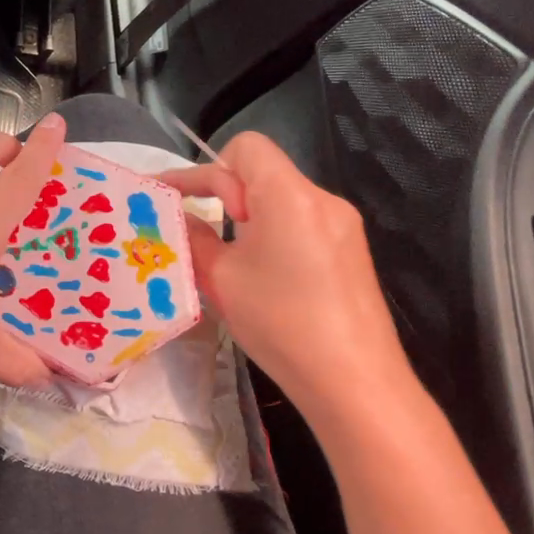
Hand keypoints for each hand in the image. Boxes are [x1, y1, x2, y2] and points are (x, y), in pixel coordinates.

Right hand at [158, 133, 412, 418]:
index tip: (179, 200)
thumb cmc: (281, 322)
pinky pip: (299, 222)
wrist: (356, 384)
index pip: (245, 148)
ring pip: (280, 197)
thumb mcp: (219, 277)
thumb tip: (178, 218)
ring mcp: (343, 227)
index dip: (206, 168)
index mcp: (289, 196)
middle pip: (262, 170)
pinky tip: (260, 272)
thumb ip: (193, 237)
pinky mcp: (351, 253)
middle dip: (222, 192)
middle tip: (198, 228)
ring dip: (245, 213)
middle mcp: (322, 201)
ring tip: (225, 254)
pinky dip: (270, 231)